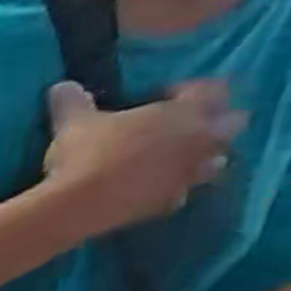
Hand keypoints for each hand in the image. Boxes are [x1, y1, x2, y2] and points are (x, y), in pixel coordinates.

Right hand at [41, 79, 247, 235]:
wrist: (76, 204)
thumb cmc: (83, 155)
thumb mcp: (72, 125)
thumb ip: (72, 104)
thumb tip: (60, 86)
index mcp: (186, 112)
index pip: (209, 88)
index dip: (186, 90)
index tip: (159, 96)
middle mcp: (201, 139)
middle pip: (230, 123)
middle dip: (210, 123)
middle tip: (177, 129)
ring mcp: (188, 172)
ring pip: (215, 160)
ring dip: (198, 159)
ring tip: (170, 162)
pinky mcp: (169, 201)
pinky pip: (181, 193)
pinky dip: (171, 190)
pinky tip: (150, 191)